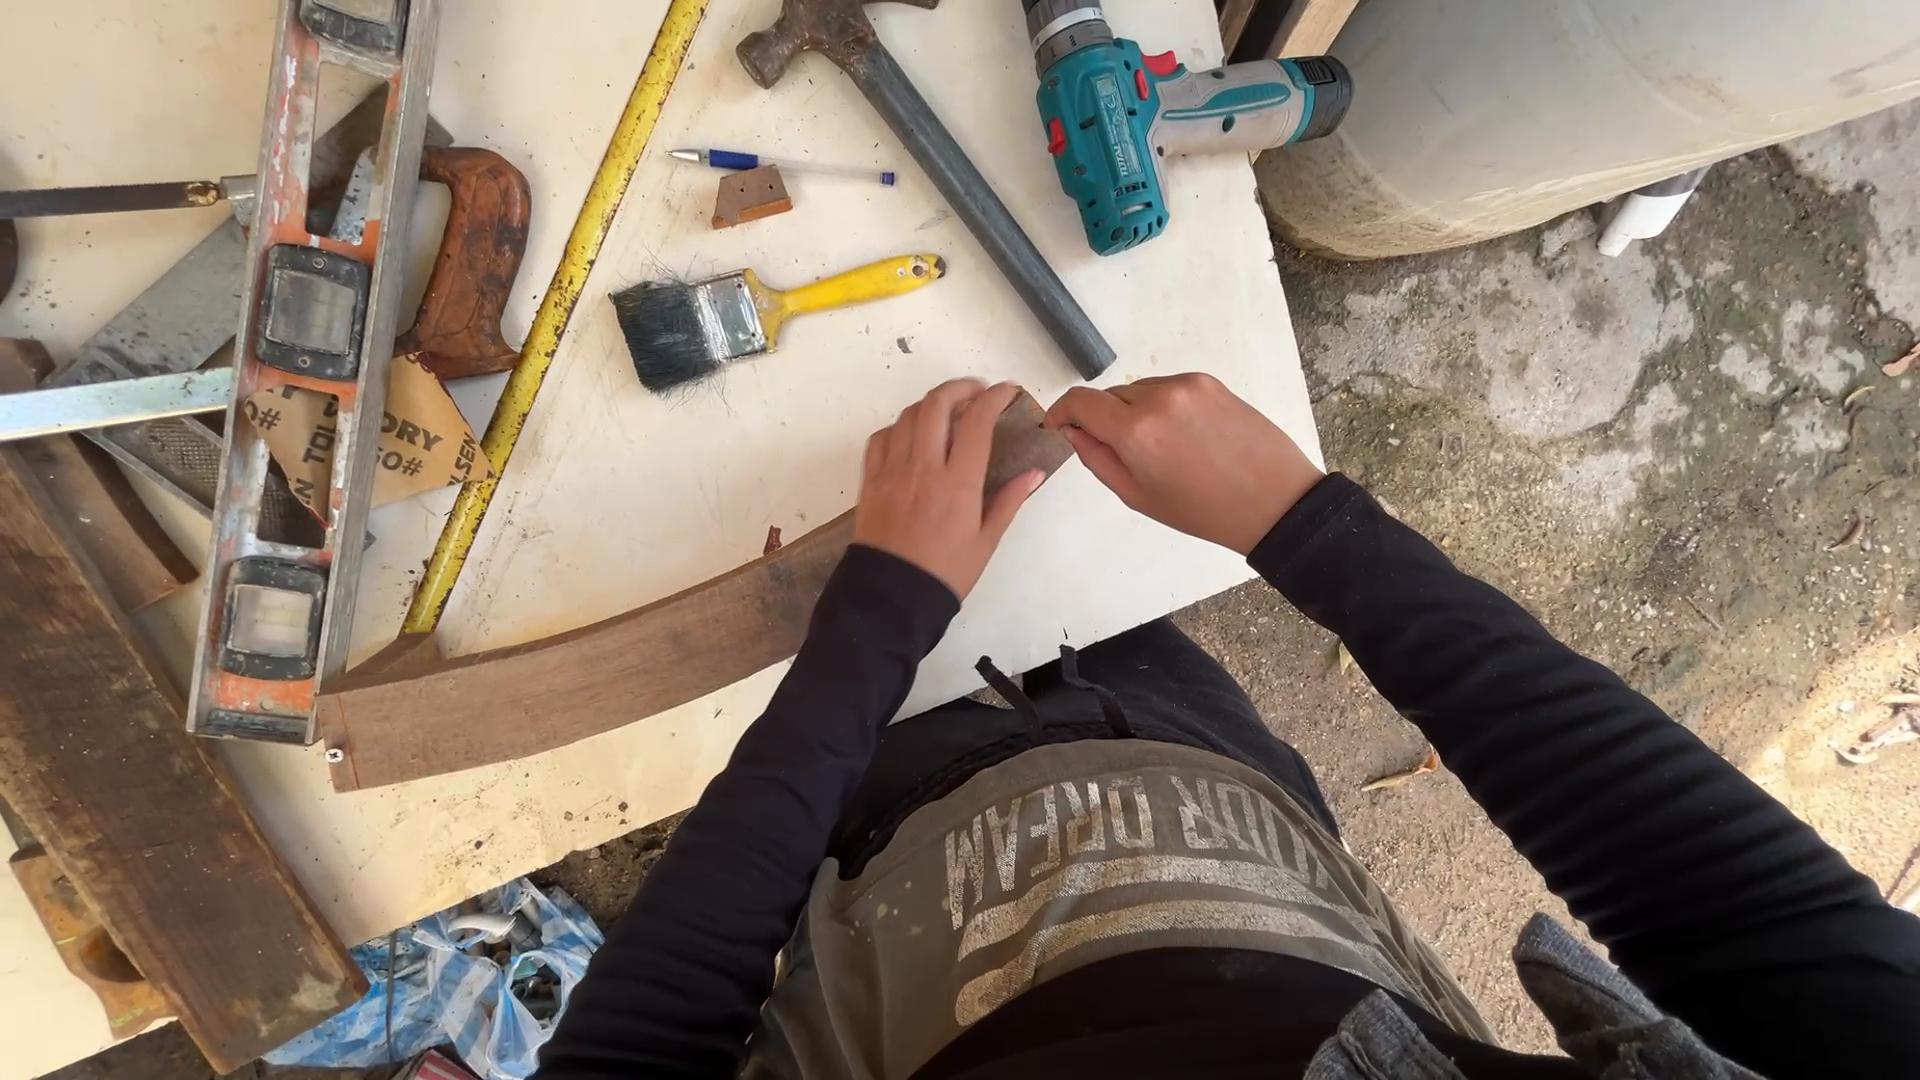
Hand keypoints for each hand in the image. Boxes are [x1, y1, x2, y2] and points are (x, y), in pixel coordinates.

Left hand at [854, 379, 1046, 598]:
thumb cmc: (946, 573)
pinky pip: (880, 439)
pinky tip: (911, 435)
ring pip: (907, 416)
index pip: (977, 421)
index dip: (995, 397)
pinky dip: (898, 426)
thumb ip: (1009, 500)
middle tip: (976, 392)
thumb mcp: (986, 540)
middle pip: (937, 404)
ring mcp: (892, 472)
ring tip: (947, 410)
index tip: (1007, 391)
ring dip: (930, 404)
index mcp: (957, 483)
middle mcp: (923, 468)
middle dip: (960, 388)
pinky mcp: (871, 482)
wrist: (893, 597)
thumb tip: (1035, 473)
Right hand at [1045, 373, 1322, 554]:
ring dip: (1133, 411)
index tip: (1058, 426)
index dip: (1060, 411)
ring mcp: (1186, 384)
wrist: (1272, 500)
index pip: (1079, 401)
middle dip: (1103, 419)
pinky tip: (1183, 436)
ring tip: (1161, 447)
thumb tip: (1074, 432)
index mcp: (1135, 431)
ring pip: (1138, 390)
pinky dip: (1161, 406)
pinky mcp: (1209, 381)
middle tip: (1120, 452)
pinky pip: (1167, 387)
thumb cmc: (1201, 510)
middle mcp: (1157, 397)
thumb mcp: (1137, 496)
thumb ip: (1096, 459)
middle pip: (1108, 396)